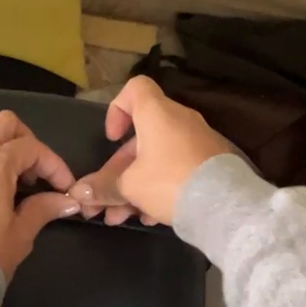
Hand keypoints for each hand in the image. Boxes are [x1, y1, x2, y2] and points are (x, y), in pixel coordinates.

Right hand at [70, 76, 231, 225]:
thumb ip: (103, 187)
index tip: (112, 138)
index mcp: (157, 113)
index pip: (135, 88)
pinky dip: (160, 189)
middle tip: (104, 198)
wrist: (227, 206)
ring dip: (135, 186)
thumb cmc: (171, 181)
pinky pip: (177, 170)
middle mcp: (179, 121)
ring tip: (121, 218)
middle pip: (141, 136)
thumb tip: (78, 193)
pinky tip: (150, 218)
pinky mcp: (211, 164)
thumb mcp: (130, 186)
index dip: (117, 109)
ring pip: (157, 159)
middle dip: (119, 169)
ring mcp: (198, 143)